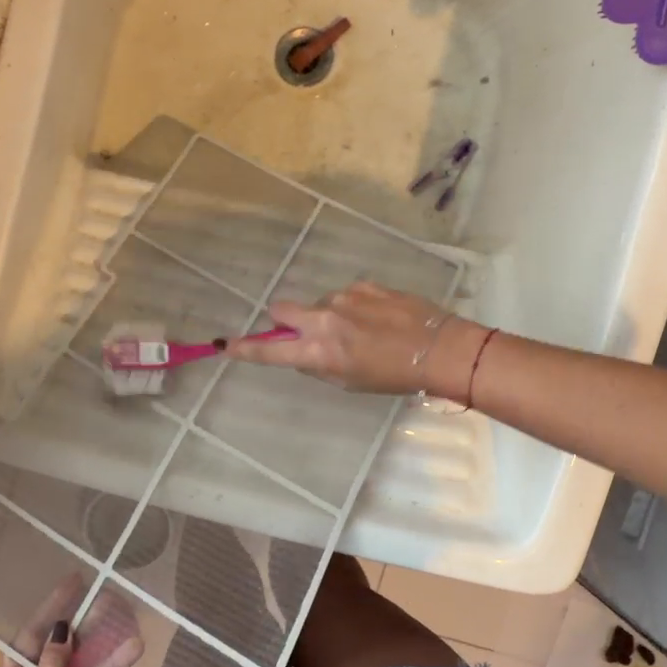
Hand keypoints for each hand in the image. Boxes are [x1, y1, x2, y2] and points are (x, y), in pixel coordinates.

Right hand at [226, 281, 489, 398]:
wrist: (442, 350)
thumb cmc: (394, 376)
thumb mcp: (350, 382)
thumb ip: (318, 366)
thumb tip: (302, 353)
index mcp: (320, 351)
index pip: (270, 351)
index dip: (245, 349)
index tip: (225, 344)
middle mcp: (325, 320)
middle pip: (281, 309)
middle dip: (284, 319)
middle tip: (306, 333)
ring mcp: (344, 298)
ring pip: (319, 304)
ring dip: (329, 316)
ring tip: (362, 331)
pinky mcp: (364, 285)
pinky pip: (346, 296)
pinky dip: (354, 307)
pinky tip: (378, 319)